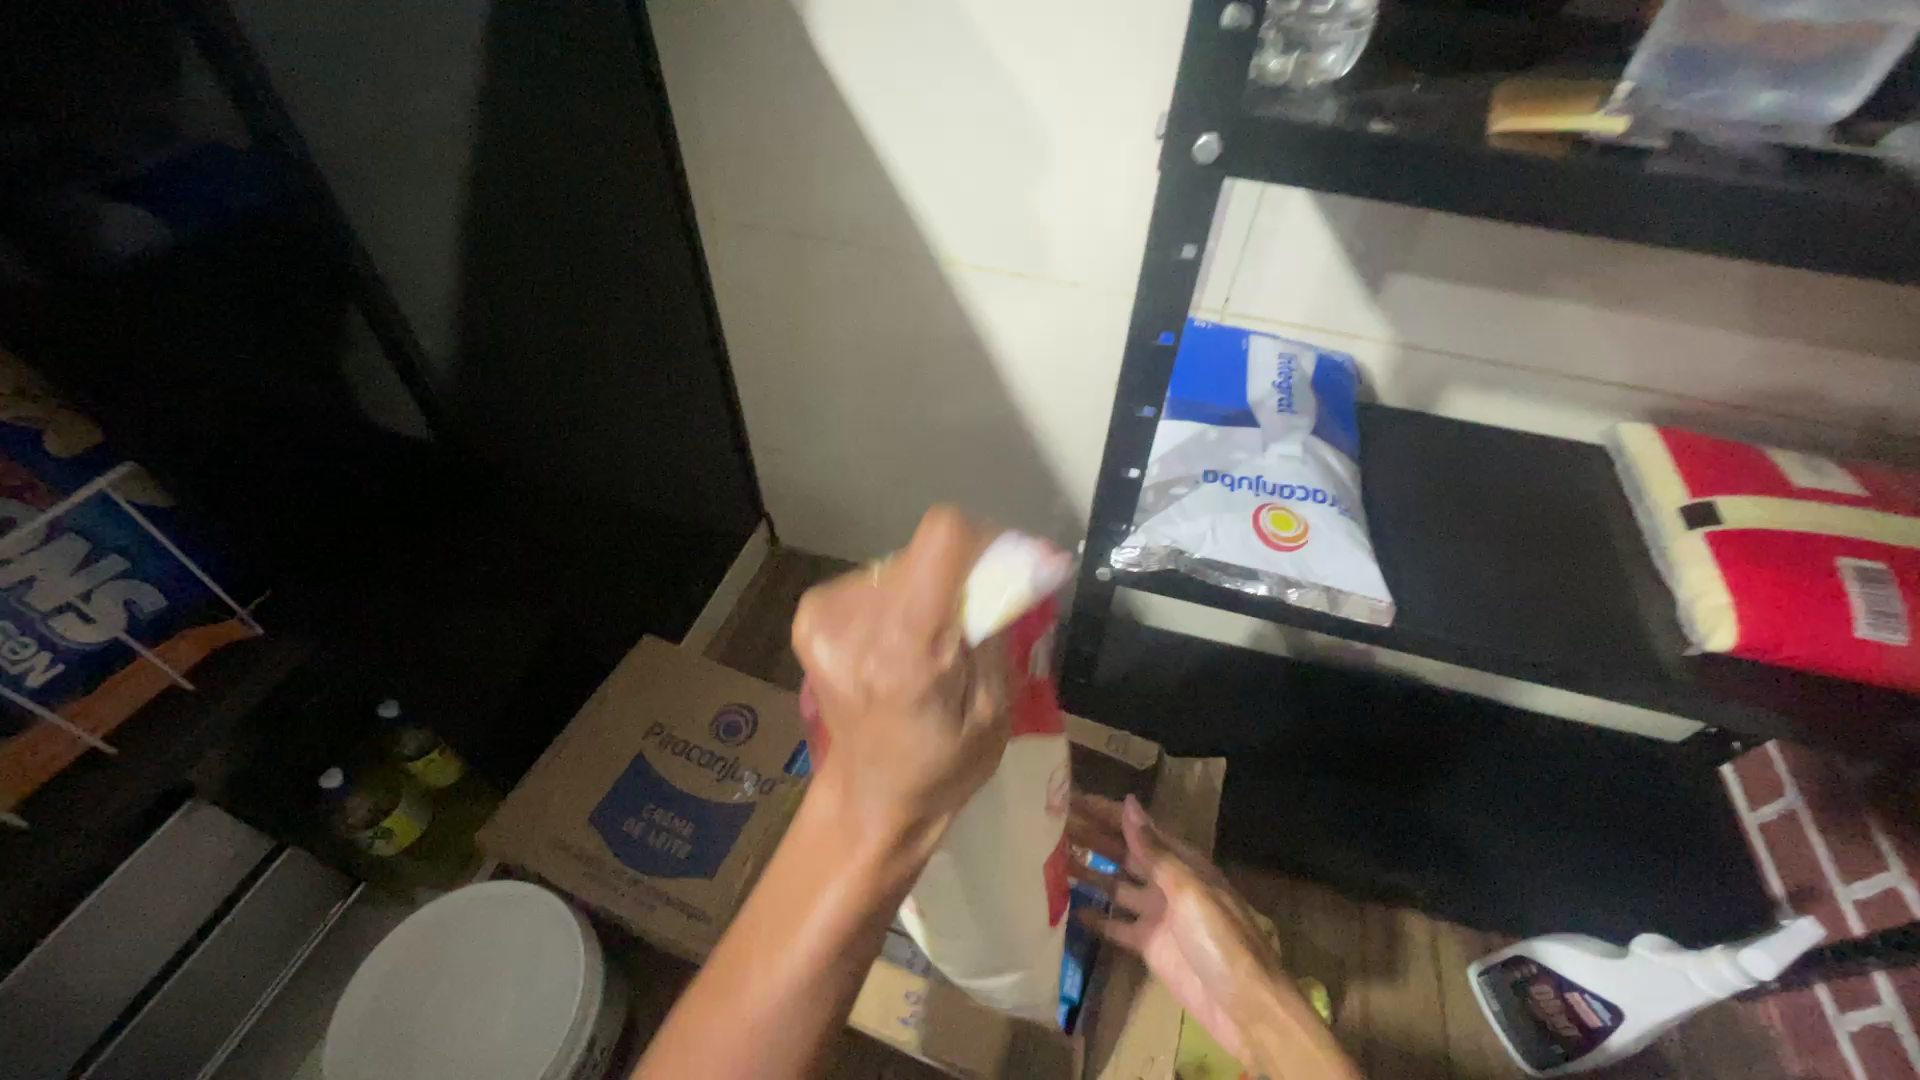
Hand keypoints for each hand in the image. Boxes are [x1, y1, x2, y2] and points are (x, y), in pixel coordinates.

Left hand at [791, 506, 1008, 859]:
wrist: (869, 800)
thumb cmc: (944, 768)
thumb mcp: (994, 709)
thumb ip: (999, 626)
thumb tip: (1027, 558)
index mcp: (907, 650)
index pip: (944, 536)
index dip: (985, 542)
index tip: (1004, 572)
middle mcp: (855, 623)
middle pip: (925, 551)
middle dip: (960, 575)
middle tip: (974, 622)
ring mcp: (823, 618)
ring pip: (900, 563)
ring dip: (928, 590)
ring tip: (932, 644)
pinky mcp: (810, 618)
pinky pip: (874, 581)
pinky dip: (898, 602)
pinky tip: (899, 644)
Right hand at [1070, 795, 1359, 1078]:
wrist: (1245, 1006)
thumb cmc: (1221, 939)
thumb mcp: (1188, 889)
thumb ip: (1155, 850)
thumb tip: (1128, 803)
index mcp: (1182, 861)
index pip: (1137, 827)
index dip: (1105, 811)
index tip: (1070, 798)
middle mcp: (1167, 880)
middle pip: (1122, 852)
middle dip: (1090, 837)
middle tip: (1048, 824)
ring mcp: (1157, 913)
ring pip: (1115, 885)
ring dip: (1087, 871)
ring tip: (1050, 858)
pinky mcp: (1149, 945)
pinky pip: (1117, 925)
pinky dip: (1095, 917)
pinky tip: (1069, 908)